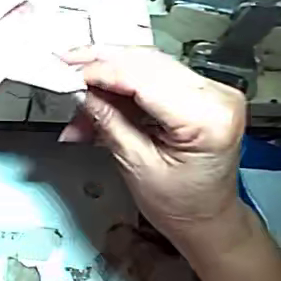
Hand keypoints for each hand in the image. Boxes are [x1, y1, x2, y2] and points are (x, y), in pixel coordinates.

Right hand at [58, 45, 253, 248]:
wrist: (207, 218)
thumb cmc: (181, 204)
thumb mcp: (137, 165)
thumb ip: (108, 121)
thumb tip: (80, 91)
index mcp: (208, 117)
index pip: (144, 79)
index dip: (101, 72)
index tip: (67, 72)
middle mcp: (217, 95)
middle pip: (147, 62)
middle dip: (100, 64)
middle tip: (64, 65)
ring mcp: (211, 89)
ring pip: (148, 62)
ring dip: (107, 72)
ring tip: (75, 85)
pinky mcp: (200, 90)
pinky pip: (154, 74)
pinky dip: (121, 82)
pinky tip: (96, 92)